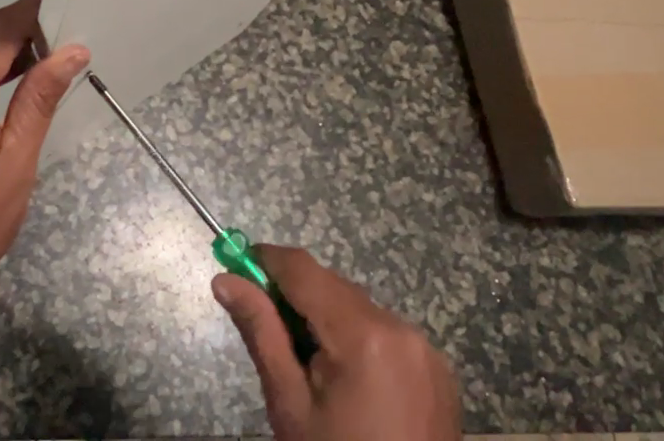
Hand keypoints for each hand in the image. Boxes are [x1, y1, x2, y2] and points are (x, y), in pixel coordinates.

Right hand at [215, 246, 460, 440]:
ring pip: (358, 307)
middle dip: (293, 294)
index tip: (234, 263)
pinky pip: (385, 331)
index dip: (266, 260)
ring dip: (324, 316)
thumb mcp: (289, 404)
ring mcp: (425, 348)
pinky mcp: (438, 369)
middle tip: (262, 324)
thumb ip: (260, 333)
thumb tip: (225, 280)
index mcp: (364, 335)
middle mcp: (400, 327)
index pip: (303, 270)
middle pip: (331, 286)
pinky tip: (343, 377)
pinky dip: (356, 337)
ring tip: (304, 362)